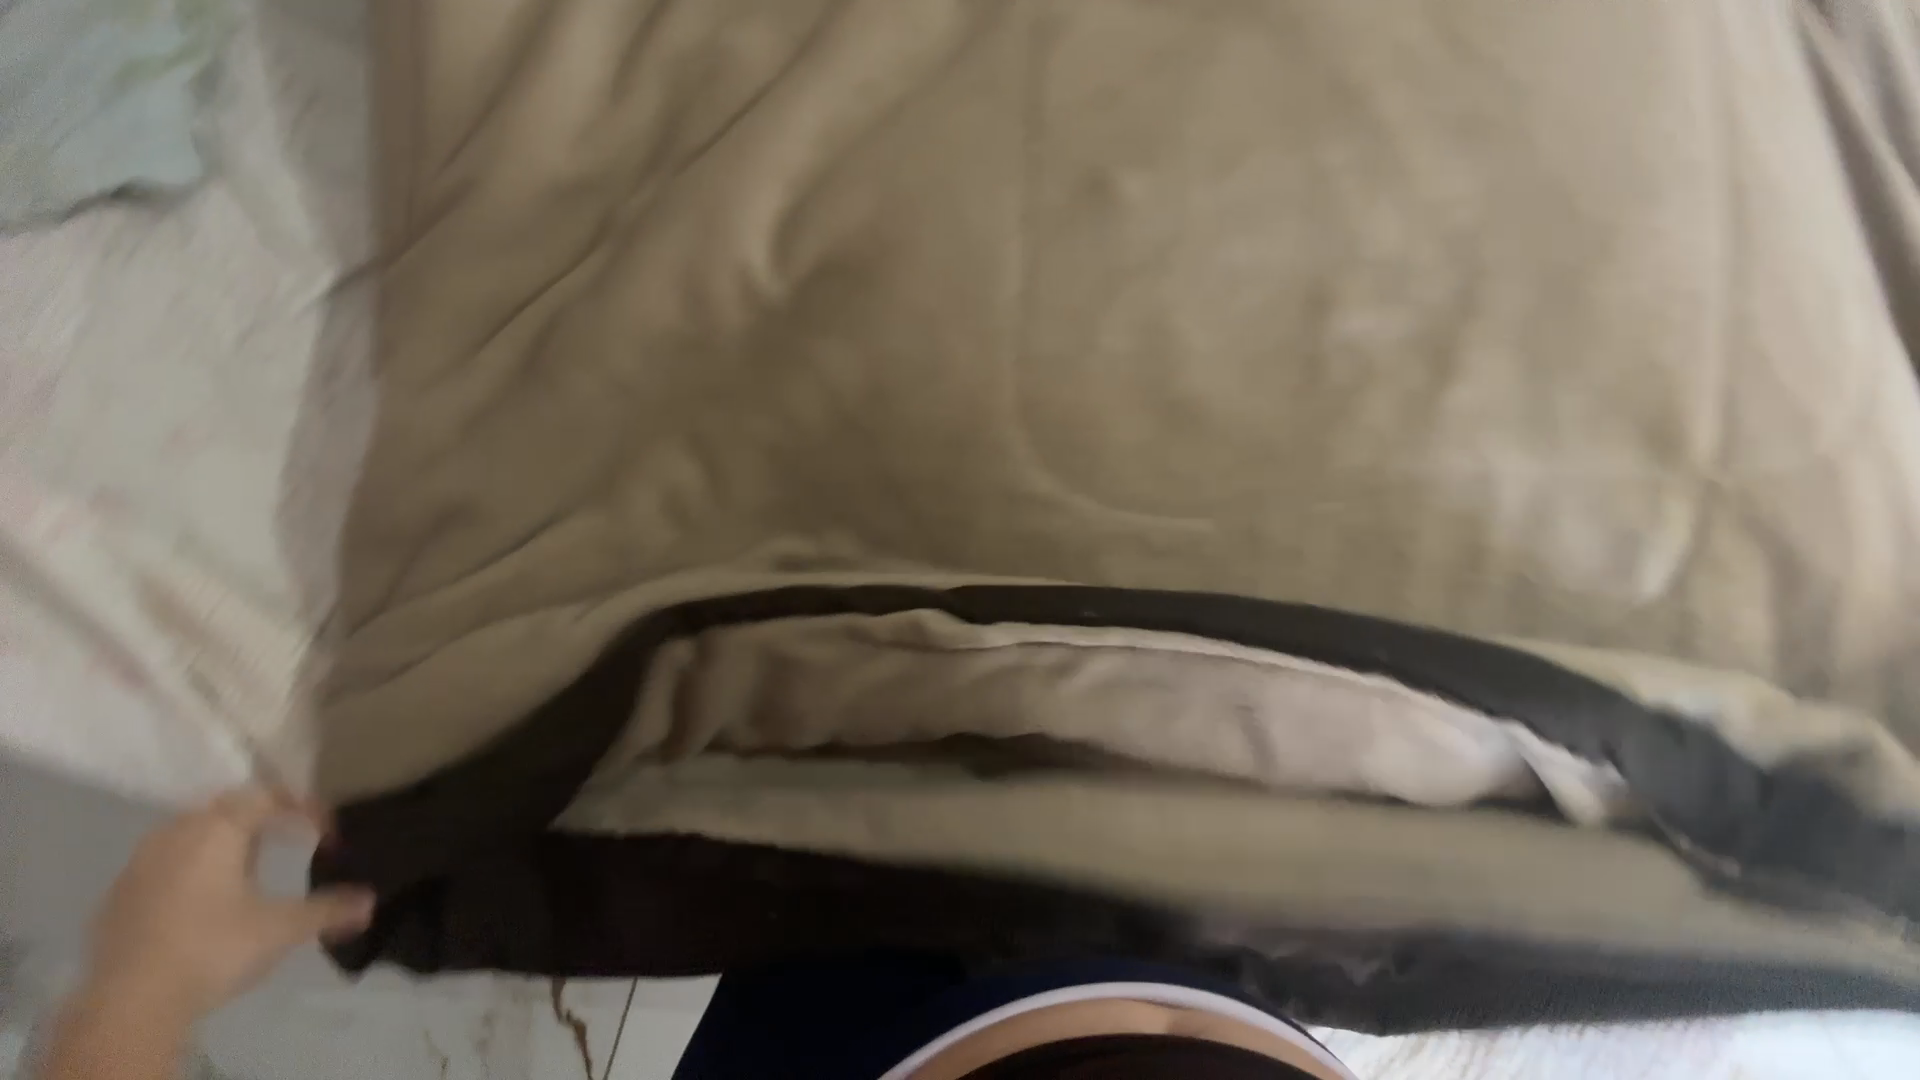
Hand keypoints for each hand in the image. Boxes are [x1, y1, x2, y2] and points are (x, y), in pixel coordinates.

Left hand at [80, 787, 375, 1021]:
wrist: (128, 1007)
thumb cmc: (215, 947)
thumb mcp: (285, 927)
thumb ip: (330, 908)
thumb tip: (371, 901)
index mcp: (216, 832)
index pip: (266, 797)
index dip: (303, 808)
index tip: (326, 833)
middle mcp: (174, 838)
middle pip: (222, 809)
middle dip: (260, 818)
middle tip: (291, 838)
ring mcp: (137, 870)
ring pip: (187, 834)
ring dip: (222, 841)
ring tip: (251, 866)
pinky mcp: (116, 902)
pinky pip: (162, 866)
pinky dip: (190, 869)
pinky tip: (206, 899)